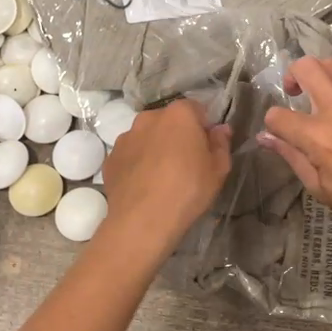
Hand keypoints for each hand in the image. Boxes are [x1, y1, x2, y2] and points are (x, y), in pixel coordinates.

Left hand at [99, 99, 231, 248]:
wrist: (142, 221)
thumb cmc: (188, 190)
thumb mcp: (218, 169)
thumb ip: (221, 143)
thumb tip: (220, 129)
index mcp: (179, 114)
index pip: (196, 109)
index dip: (203, 127)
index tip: (206, 149)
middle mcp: (148, 117)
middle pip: (169, 121)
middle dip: (177, 135)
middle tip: (186, 163)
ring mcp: (125, 137)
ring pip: (147, 137)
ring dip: (155, 148)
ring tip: (162, 177)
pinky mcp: (110, 158)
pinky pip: (130, 155)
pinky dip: (137, 164)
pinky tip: (144, 186)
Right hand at [258, 57, 331, 244]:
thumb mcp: (318, 188)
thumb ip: (291, 155)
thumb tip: (265, 137)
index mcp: (318, 137)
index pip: (278, 115)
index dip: (272, 123)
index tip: (279, 132)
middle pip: (306, 67)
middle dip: (292, 76)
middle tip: (296, 94)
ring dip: (320, 75)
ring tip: (322, 94)